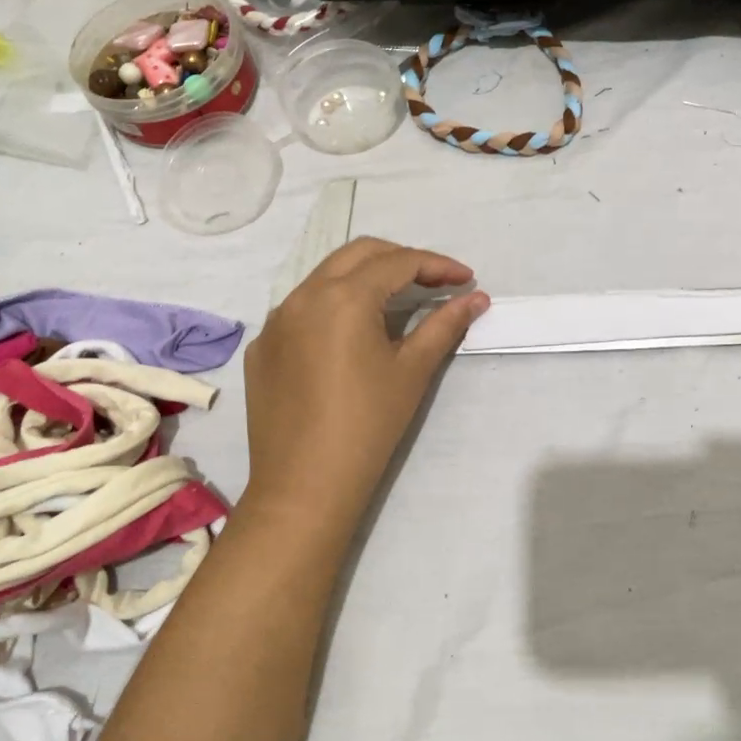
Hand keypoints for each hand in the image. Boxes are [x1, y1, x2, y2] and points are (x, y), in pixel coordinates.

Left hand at [241, 238, 489, 525]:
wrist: (303, 487)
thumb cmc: (367, 425)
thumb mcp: (412, 371)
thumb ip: (444, 325)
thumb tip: (477, 298)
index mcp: (343, 297)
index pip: (398, 262)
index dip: (437, 266)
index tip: (467, 280)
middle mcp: (303, 295)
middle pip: (359, 254)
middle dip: (401, 259)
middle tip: (436, 282)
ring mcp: (276, 321)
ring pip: (326, 276)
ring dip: (366, 278)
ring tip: (399, 302)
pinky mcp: (262, 348)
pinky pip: (302, 309)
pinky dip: (334, 306)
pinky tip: (352, 336)